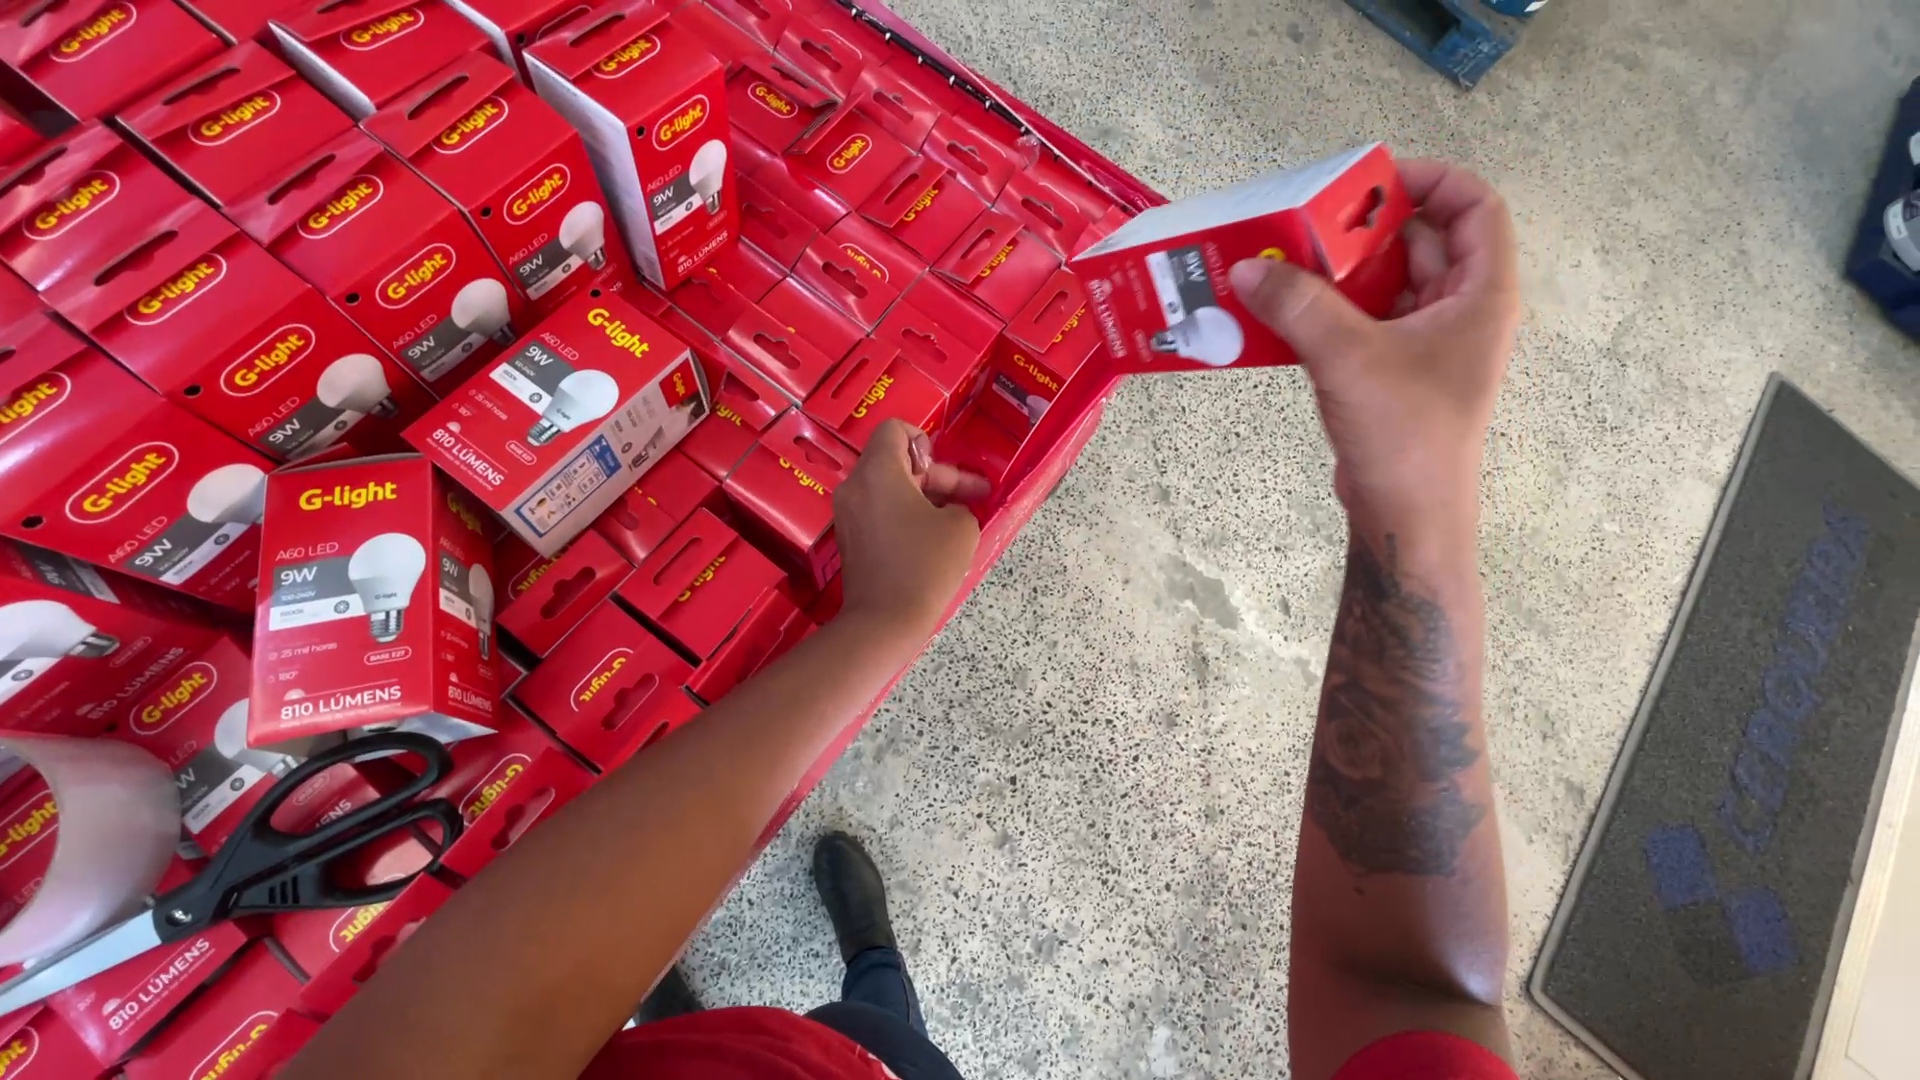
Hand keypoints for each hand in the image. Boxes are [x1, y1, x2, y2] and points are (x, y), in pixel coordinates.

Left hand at [833, 420, 988, 642]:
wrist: (884, 622)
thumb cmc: (925, 566)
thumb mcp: (961, 527)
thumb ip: (959, 501)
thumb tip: (949, 507)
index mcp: (878, 472)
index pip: (895, 429)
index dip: (926, 441)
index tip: (946, 472)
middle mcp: (856, 486)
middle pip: (896, 460)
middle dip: (937, 476)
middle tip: (973, 498)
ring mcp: (848, 514)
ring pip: (889, 487)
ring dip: (924, 496)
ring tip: (958, 520)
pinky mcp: (850, 538)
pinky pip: (879, 511)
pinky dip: (905, 515)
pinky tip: (933, 538)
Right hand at [1228, 158, 1518, 536]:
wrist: (1404, 514)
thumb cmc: (1404, 433)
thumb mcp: (1350, 357)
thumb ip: (1298, 307)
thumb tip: (1248, 267)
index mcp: (1479, 294)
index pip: (1472, 206)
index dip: (1428, 180)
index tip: (1368, 183)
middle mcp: (1455, 312)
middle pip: (1417, 244)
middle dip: (1361, 231)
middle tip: (1305, 226)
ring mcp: (1420, 345)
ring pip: (1381, 287)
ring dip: (1335, 276)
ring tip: (1283, 265)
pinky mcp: (1387, 374)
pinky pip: (1356, 325)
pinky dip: (1323, 315)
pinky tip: (1280, 315)